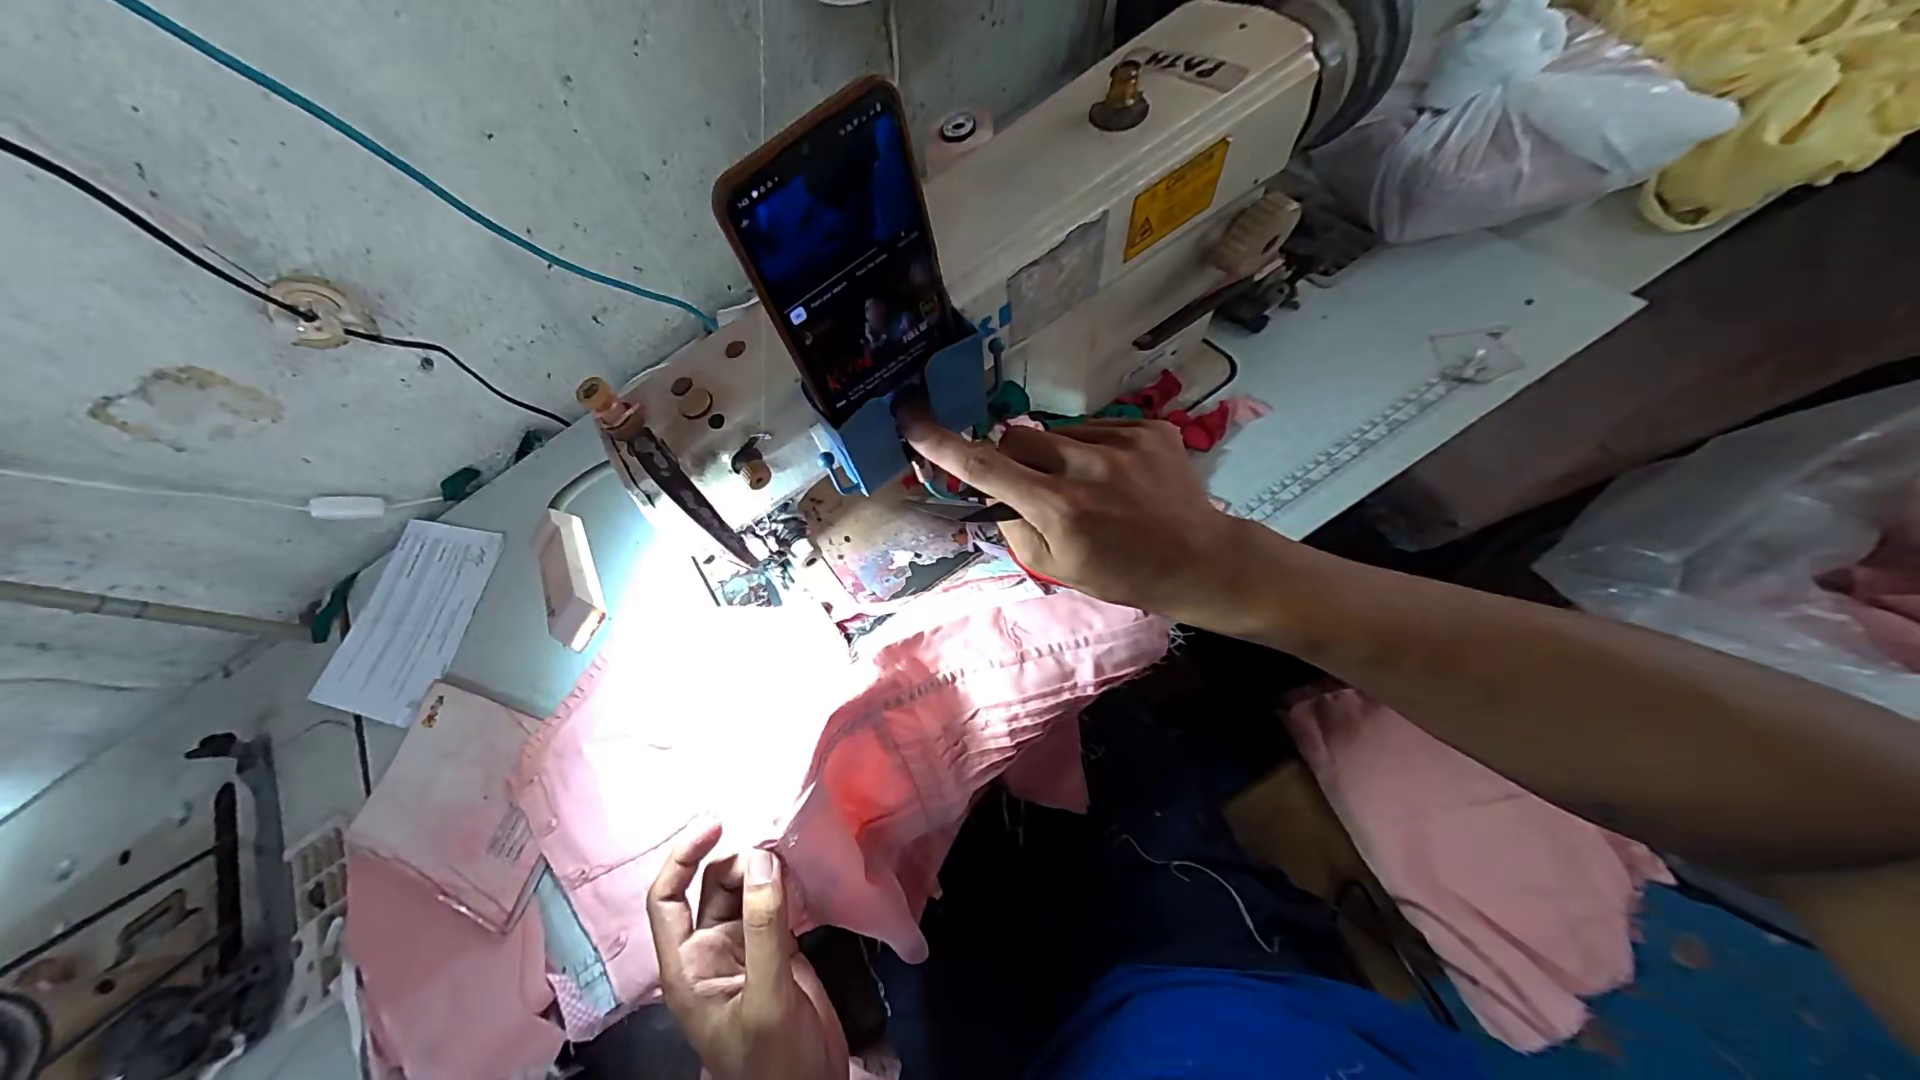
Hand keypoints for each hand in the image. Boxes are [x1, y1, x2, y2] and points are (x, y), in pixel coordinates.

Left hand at [646, 820, 847, 1079]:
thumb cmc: (772, 1061)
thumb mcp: (765, 997)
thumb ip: (764, 928)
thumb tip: (762, 858)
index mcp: (688, 965)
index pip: (667, 899)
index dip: (683, 858)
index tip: (716, 825)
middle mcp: (711, 949)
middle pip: (712, 885)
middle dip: (738, 859)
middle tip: (774, 843)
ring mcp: (746, 946)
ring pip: (746, 888)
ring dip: (764, 867)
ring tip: (790, 850)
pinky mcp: (778, 947)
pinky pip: (776, 900)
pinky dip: (786, 881)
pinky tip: (802, 870)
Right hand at [903, 414, 1269, 627]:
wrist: (1201, 559)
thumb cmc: (1122, 573)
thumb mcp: (1056, 568)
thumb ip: (1015, 526)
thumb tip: (994, 492)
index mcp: (1060, 509)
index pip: (987, 467)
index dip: (943, 445)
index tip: (913, 421)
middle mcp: (1087, 467)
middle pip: (1018, 438)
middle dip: (1014, 458)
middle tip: (1036, 488)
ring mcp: (1124, 441)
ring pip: (1058, 433)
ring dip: (1057, 456)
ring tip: (1089, 487)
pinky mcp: (1150, 428)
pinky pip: (1096, 429)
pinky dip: (1092, 451)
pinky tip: (1116, 478)